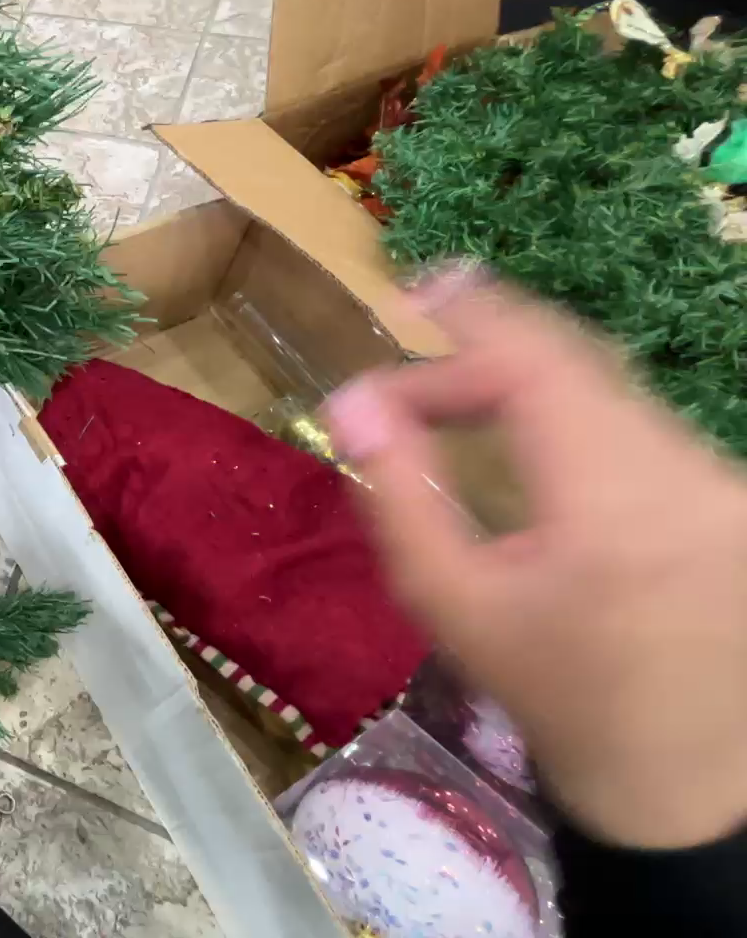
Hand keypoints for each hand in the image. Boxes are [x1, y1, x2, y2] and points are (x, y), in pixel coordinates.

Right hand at [322, 267, 746, 848]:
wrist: (688, 773)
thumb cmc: (546, 683)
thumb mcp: (443, 592)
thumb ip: (393, 488)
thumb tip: (351, 400)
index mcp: (619, 496)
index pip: (545, 364)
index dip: (477, 314)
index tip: (413, 288)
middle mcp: (694, 474)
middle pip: (576, 370)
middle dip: (475, 358)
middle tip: (395, 381)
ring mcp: (725, 487)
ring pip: (607, 396)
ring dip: (514, 387)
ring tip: (439, 407)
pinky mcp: (729, 501)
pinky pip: (633, 428)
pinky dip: (558, 412)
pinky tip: (513, 434)